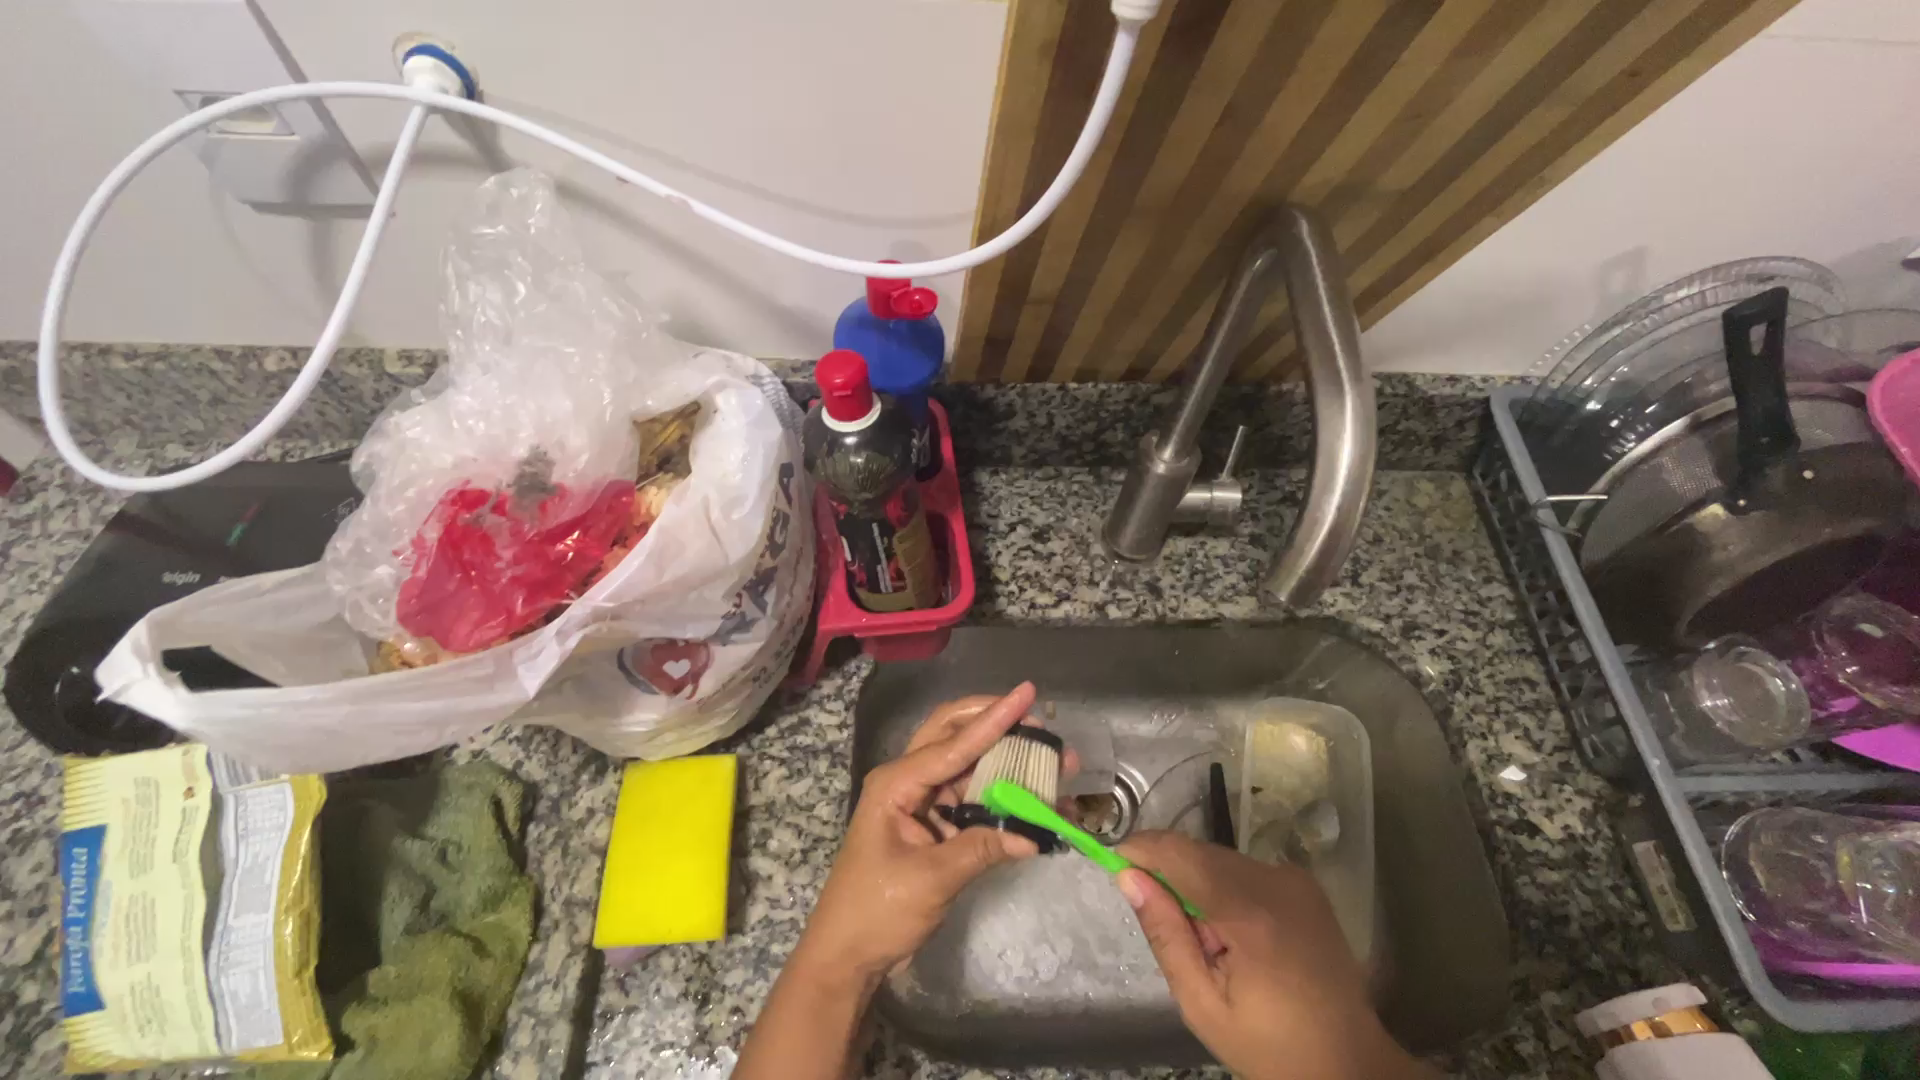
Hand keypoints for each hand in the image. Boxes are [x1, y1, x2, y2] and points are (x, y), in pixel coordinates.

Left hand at [794, 682, 1045, 982]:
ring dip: (1007, 762)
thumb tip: (1034, 836)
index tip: (1028, 692)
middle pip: (955, 736)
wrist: (847, 955)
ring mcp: (922, 802)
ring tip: (1051, 760)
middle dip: (997, 725)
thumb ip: (981, 850)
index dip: (995, 719)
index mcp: (897, 783)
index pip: (953, 743)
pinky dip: (1003, 798)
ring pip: (969, 766)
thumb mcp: (929, 880)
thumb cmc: (875, 911)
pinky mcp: (936, 826)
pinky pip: (974, 799)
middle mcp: (909, 782)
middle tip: (1042, 725)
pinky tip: (1034, 801)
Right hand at [1114, 832, 1435, 1079]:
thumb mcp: (1202, 1004)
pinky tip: (1237, 935)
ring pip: (1220, 858)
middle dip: (1171, 876)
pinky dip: (1226, 889)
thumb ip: (1165, 934)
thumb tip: (1128, 876)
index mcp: (1249, 913)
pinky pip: (1245, 870)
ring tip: (1210, 942)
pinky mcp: (1305, 884)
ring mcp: (1295, 879)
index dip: (1141, 849)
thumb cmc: (1270, 1046)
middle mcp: (1275, 881)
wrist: (1351, 1064)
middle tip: (1169, 928)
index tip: (1113, 862)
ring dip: (1199, 884)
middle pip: (1199, 853)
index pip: (1179, 854)